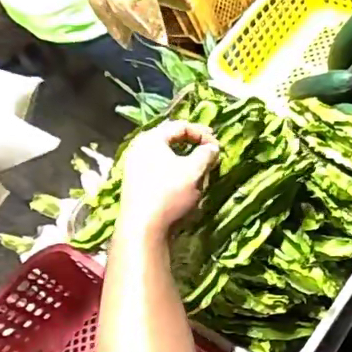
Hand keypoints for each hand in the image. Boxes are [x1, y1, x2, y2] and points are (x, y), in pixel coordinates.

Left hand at [115, 120, 216, 241]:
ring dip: (184, 155)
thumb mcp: (194, 171)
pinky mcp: (135, 180)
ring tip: (198, 163)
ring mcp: (134, 164)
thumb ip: (206, 154)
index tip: (217, 144)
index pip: (180, 126)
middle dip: (192, 141)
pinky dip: (173, 166)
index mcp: (151, 139)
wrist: (143, 225)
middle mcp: (139, 147)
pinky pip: (157, 165)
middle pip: (170, 137)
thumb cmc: (169, 193)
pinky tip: (183, 177)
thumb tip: (212, 148)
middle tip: (209, 147)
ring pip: (164, 152)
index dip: (202, 133)